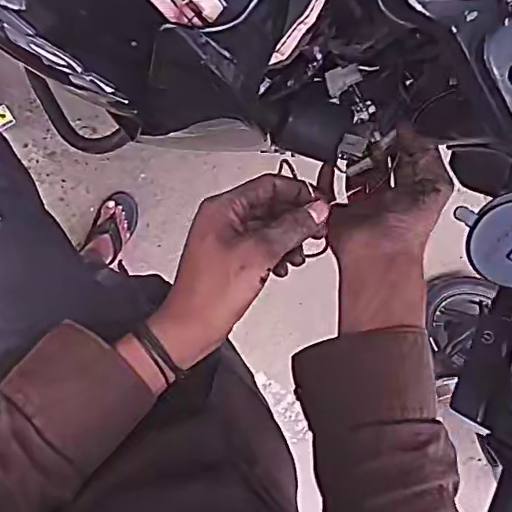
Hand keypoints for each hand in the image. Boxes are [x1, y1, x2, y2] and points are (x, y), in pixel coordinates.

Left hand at [143, 174, 328, 371]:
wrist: (192, 327)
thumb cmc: (209, 294)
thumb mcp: (259, 254)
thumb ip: (291, 228)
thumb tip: (315, 211)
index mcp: (222, 208)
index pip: (268, 184)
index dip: (298, 192)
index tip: (318, 205)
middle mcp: (221, 219)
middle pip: (270, 204)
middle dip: (296, 218)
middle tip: (316, 229)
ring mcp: (225, 239)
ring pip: (268, 226)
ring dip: (289, 237)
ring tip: (300, 252)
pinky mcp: (230, 258)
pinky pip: (260, 245)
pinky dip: (277, 252)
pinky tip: (284, 264)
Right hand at [316, 126, 452, 331]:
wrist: (378, 253)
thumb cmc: (409, 231)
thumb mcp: (437, 185)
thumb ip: (428, 155)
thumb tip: (412, 132)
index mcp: (411, 191)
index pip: (405, 156)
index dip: (399, 138)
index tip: (392, 123)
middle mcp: (386, 197)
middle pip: (377, 161)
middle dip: (372, 144)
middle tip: (369, 130)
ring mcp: (361, 204)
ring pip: (352, 171)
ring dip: (350, 156)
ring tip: (351, 142)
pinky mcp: (339, 211)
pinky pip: (328, 187)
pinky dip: (327, 173)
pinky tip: (332, 161)